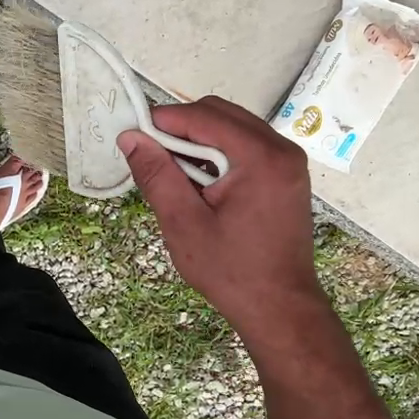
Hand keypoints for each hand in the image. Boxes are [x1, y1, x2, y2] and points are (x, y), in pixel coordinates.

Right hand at [117, 97, 327, 338]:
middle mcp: (281, 149)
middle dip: (180, 130)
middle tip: (152, 160)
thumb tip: (131, 138)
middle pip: (220, 114)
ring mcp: (288, 161)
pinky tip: (200, 185)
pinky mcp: (285, 175)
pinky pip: (244, 146)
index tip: (133, 138)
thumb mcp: (183, 223)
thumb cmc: (229, 269)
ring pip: (232, 128)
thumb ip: (157, 175)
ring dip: (197, 143)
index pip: (204, 116)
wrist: (278, 305)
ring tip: (175, 177)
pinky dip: (216, 155)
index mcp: (261, 158)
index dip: (163, 121)